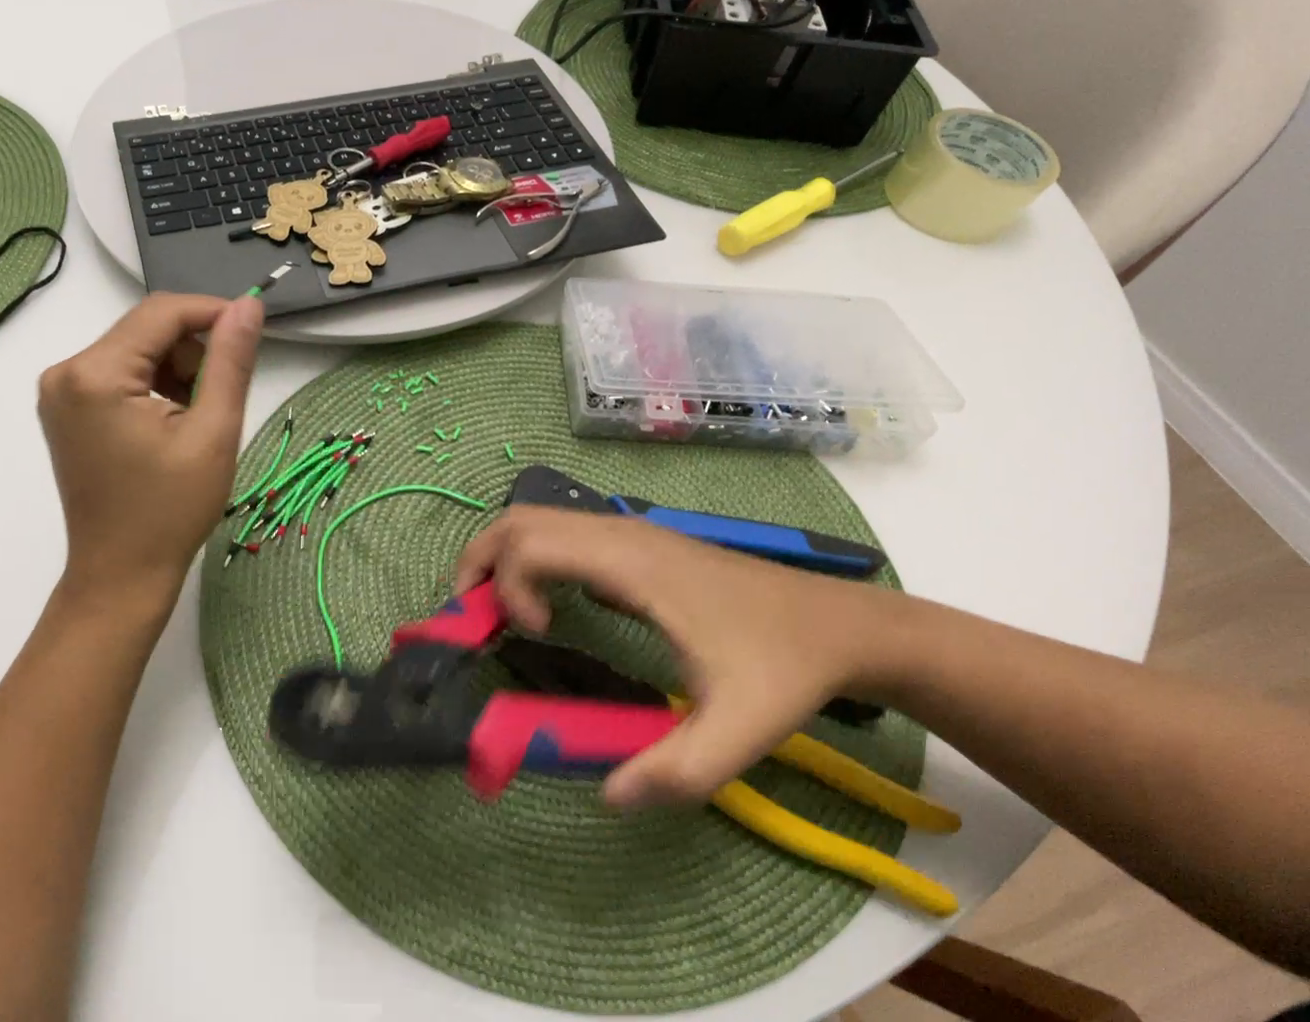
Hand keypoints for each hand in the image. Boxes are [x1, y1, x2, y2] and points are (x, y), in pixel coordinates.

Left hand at [38, 292, 262, 595]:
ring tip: (196, 419)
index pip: (161, 312)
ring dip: (174, 370)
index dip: (213, 312)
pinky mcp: (64, 411)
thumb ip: (229, 362)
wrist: (121, 573)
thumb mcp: (213, 433)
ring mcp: (59, 393)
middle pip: (144, 330)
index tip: (252, 332)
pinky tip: (170, 424)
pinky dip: (151, 387)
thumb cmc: (171, 511)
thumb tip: (249, 306)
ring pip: (133, 351)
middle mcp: (64, 372)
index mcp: (95, 375)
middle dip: (191, 351)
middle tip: (220, 396)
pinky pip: (116, 375)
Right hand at [454, 507, 912, 806]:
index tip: (535, 635)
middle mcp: (623, 536)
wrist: (844, 626)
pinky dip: (533, 561)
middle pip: (521, 519)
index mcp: (634, 564)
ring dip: (502, 559)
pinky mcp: (640, 547)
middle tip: (471, 617)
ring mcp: (632, 536)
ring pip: (539, 520)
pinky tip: (551, 611)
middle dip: (480, 562)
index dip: (511, 589)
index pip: (532, 544)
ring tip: (499, 615)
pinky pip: (564, 535)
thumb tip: (606, 796)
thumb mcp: (739, 731)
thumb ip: (677, 771)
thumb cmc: (787, 669)